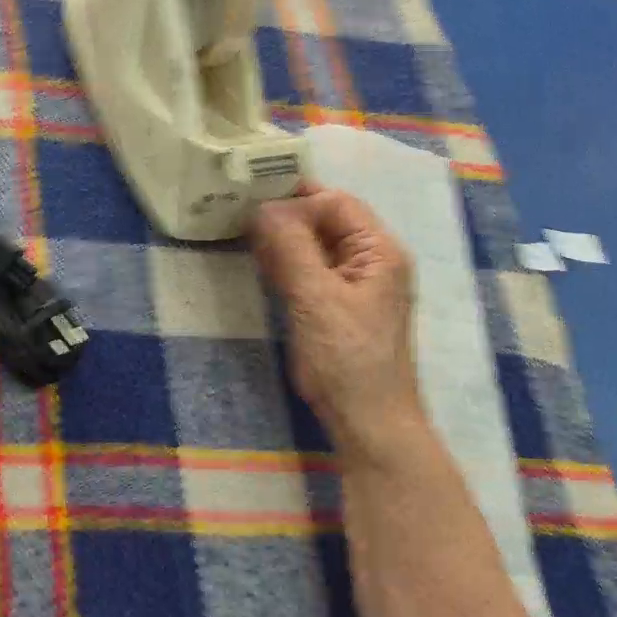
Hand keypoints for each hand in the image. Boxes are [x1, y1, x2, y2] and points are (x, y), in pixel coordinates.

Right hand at [252, 185, 425, 464]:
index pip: (335, 202)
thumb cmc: (346, 358)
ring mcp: (353, 284)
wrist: (366, 420)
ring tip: (240, 232)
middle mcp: (370, 260)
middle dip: (284, 214)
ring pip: (313, 244)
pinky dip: (284, 261)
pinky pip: (308, 269)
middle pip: (325, 220)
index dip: (295, 197)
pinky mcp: (334, 305)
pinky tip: (259, 263)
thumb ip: (290, 246)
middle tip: (237, 211)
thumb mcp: (314, 297)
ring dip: (281, 237)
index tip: (250, 199)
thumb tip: (263, 204)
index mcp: (379, 251)